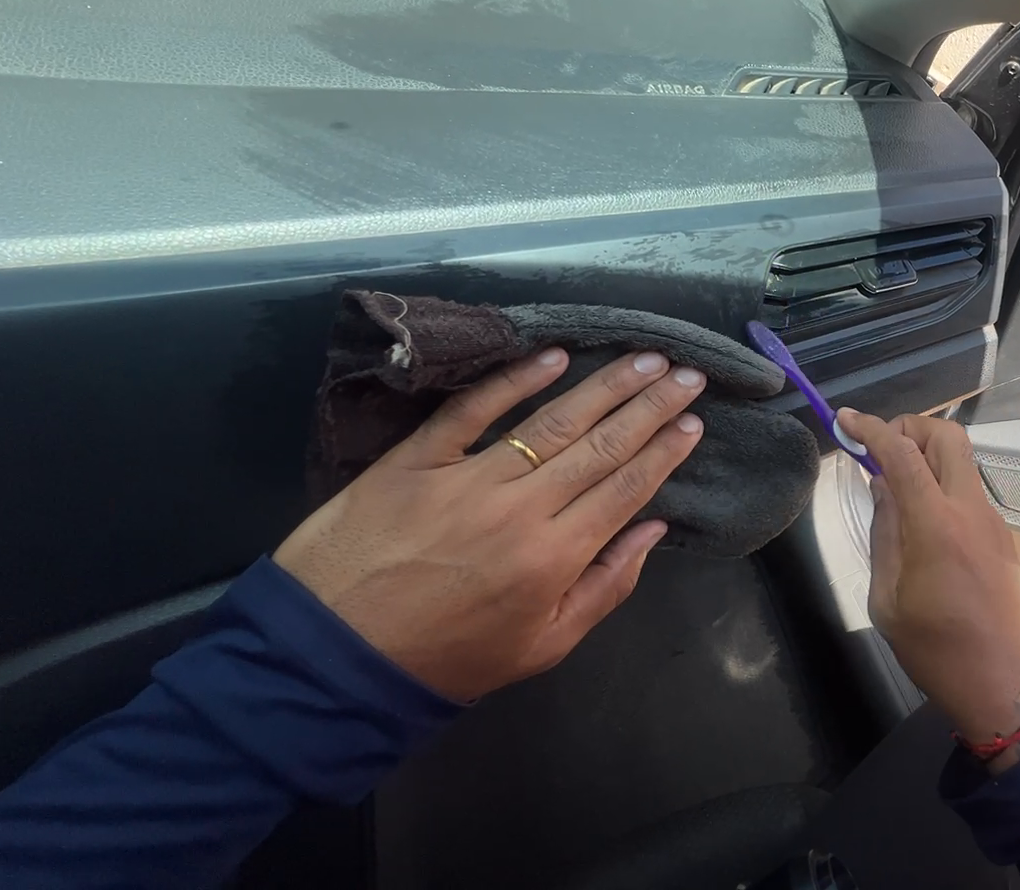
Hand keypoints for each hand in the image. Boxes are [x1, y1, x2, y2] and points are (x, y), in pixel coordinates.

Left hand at [275, 348, 706, 700]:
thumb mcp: (544, 646)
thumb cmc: (449, 658)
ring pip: (554, 421)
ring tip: (645, 359)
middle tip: (687, 375)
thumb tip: (654, 529)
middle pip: (603, 444)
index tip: (694, 421)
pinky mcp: (416, 461)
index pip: (628, 486)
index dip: (666, 450)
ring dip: (607, 386)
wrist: (325, 663)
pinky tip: (555, 357)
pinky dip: (515, 380)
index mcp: (556, 555)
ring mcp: (468, 478)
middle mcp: (522, 508)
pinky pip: (473, 411)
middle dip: (653, 406)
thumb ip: (607, 587)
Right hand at [836, 409, 1019, 770]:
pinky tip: (922, 515)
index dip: (871, 429)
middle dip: (910, 427)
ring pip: (962, 459)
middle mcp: (969, 509)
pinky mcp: (1001, 534)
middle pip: (948, 436)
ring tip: (896, 484)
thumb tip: (883, 487)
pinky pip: (968, 487)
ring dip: (928, 453)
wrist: (1004, 683)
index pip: (903, 454)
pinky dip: (942, 480)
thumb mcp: (887, 599)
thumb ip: (884, 533)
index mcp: (936, 525)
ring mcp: (991, 519)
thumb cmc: (936, 651)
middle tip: (881, 452)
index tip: (846, 419)